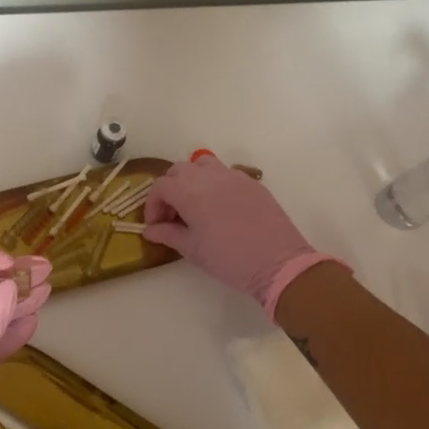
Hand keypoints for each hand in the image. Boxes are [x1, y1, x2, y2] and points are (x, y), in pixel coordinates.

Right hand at [144, 153, 344, 318]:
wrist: (278, 263)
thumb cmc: (229, 259)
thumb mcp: (193, 250)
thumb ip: (168, 235)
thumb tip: (151, 230)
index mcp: (190, 192)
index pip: (161, 186)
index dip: (153, 205)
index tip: (156, 225)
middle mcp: (210, 177)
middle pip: (179, 171)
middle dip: (170, 190)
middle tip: (173, 216)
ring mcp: (234, 176)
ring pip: (203, 165)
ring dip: (192, 180)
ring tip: (195, 205)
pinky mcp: (252, 183)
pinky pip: (226, 173)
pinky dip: (215, 183)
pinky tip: (221, 208)